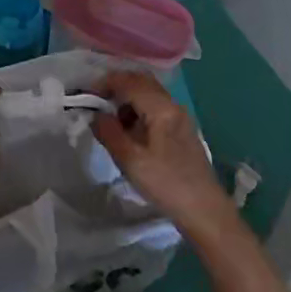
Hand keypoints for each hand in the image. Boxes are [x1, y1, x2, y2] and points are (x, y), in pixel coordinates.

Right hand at [93, 71, 233, 233]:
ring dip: (127, 99)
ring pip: (148, 93)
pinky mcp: (181, 129)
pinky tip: (130, 131)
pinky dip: (138, 110)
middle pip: (141, 81)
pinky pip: (155, 107)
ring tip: (111, 120)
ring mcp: (179, 116)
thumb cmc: (166, 183)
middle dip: (116, 87)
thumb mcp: (130, 160)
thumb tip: (96, 115)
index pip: (129, 82)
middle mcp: (173, 105)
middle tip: (96, 102)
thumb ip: (109, 132)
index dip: (104, 83)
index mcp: (161, 108)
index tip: (86, 96)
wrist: (204, 210)